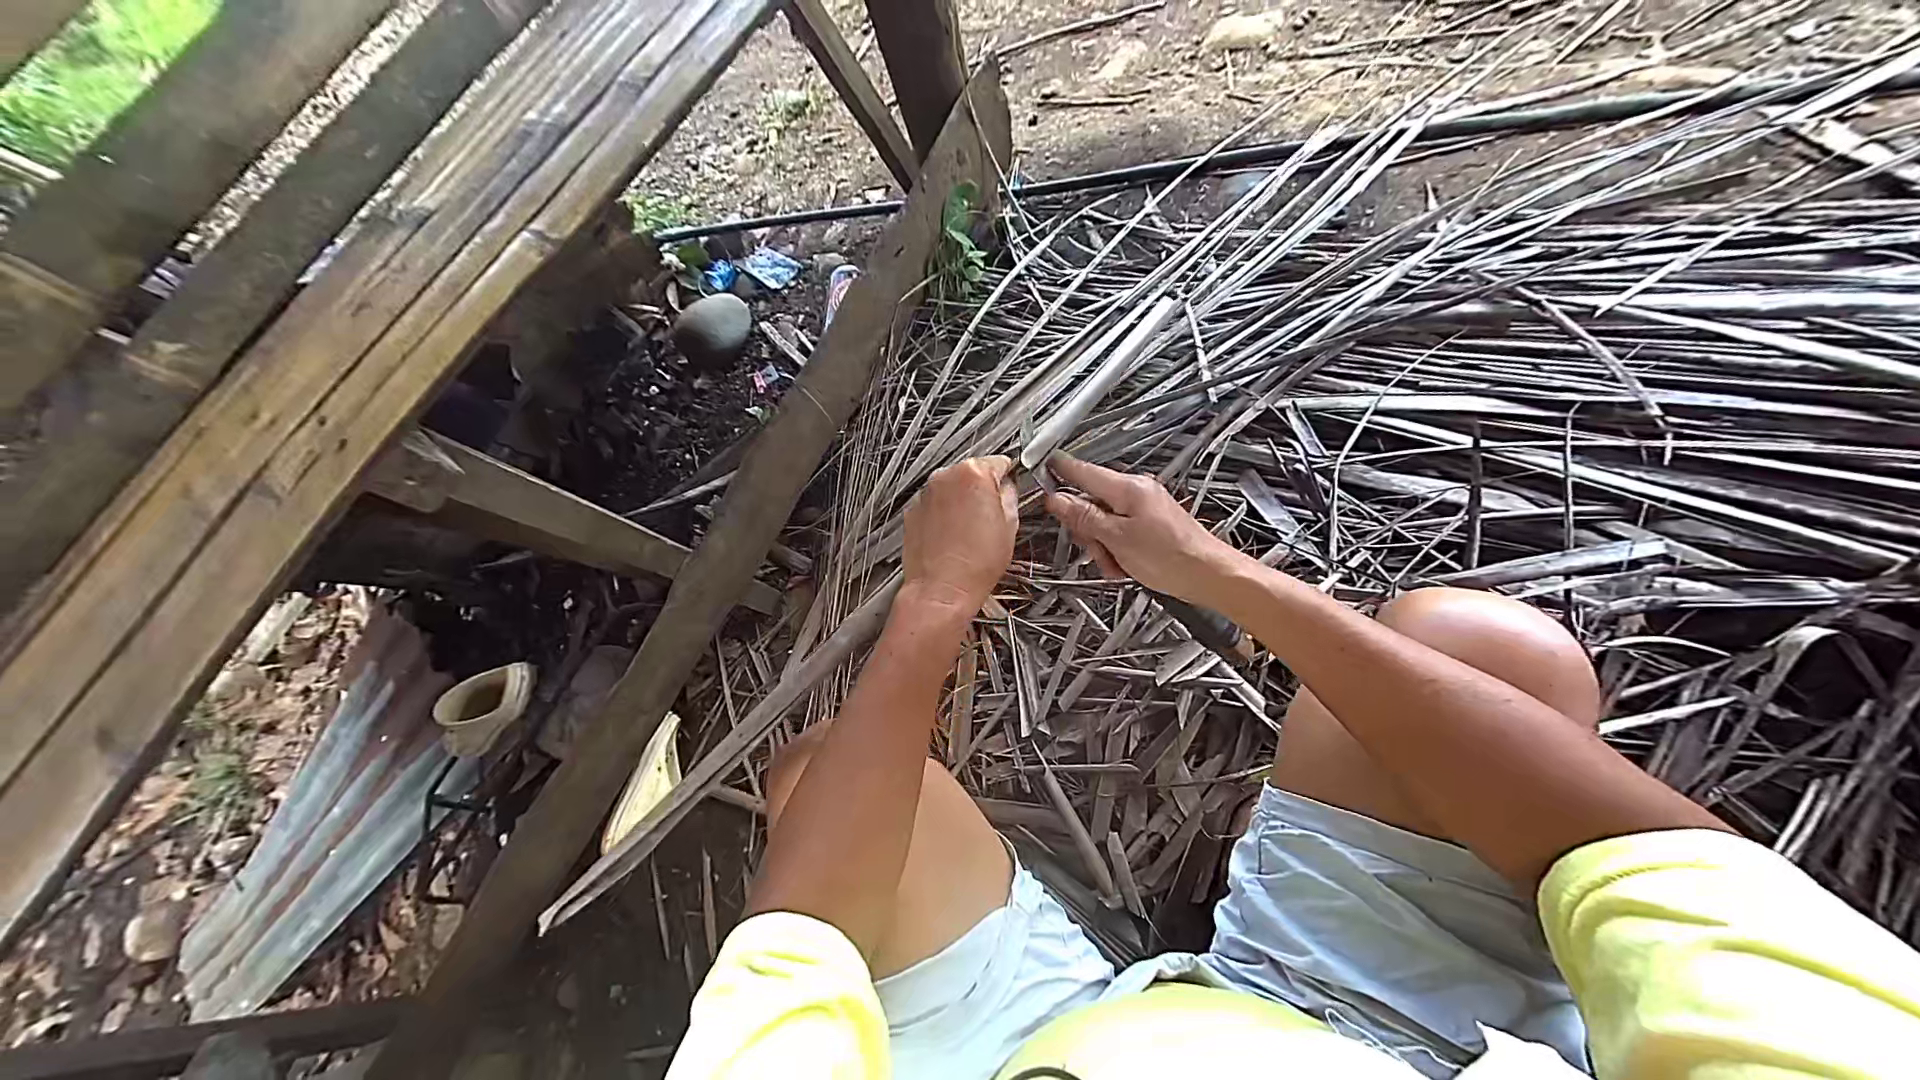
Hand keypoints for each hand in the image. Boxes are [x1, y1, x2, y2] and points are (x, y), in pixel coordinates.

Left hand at [902, 456, 1018, 613]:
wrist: (941, 590)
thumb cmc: (974, 565)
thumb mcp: (1010, 526)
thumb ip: (1010, 496)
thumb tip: (1007, 489)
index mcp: (974, 474)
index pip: (999, 461)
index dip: (1008, 476)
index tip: (1009, 486)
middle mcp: (945, 477)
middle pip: (972, 473)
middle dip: (983, 491)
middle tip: (991, 518)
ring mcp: (926, 494)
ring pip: (952, 489)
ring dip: (962, 503)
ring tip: (971, 532)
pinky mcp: (913, 511)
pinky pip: (935, 505)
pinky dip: (944, 515)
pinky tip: (954, 537)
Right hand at [1043, 452, 1245, 603]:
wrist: (1208, 575)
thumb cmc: (1173, 558)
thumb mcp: (1117, 539)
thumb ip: (1084, 517)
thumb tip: (1057, 500)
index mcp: (1128, 489)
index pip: (1081, 471)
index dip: (1057, 472)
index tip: (1040, 472)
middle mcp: (1136, 491)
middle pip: (1089, 501)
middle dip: (1085, 528)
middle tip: (1094, 547)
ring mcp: (1143, 506)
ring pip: (1101, 520)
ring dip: (1100, 544)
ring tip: (1114, 562)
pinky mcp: (1148, 522)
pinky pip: (1117, 530)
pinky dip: (1114, 548)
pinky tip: (1123, 564)